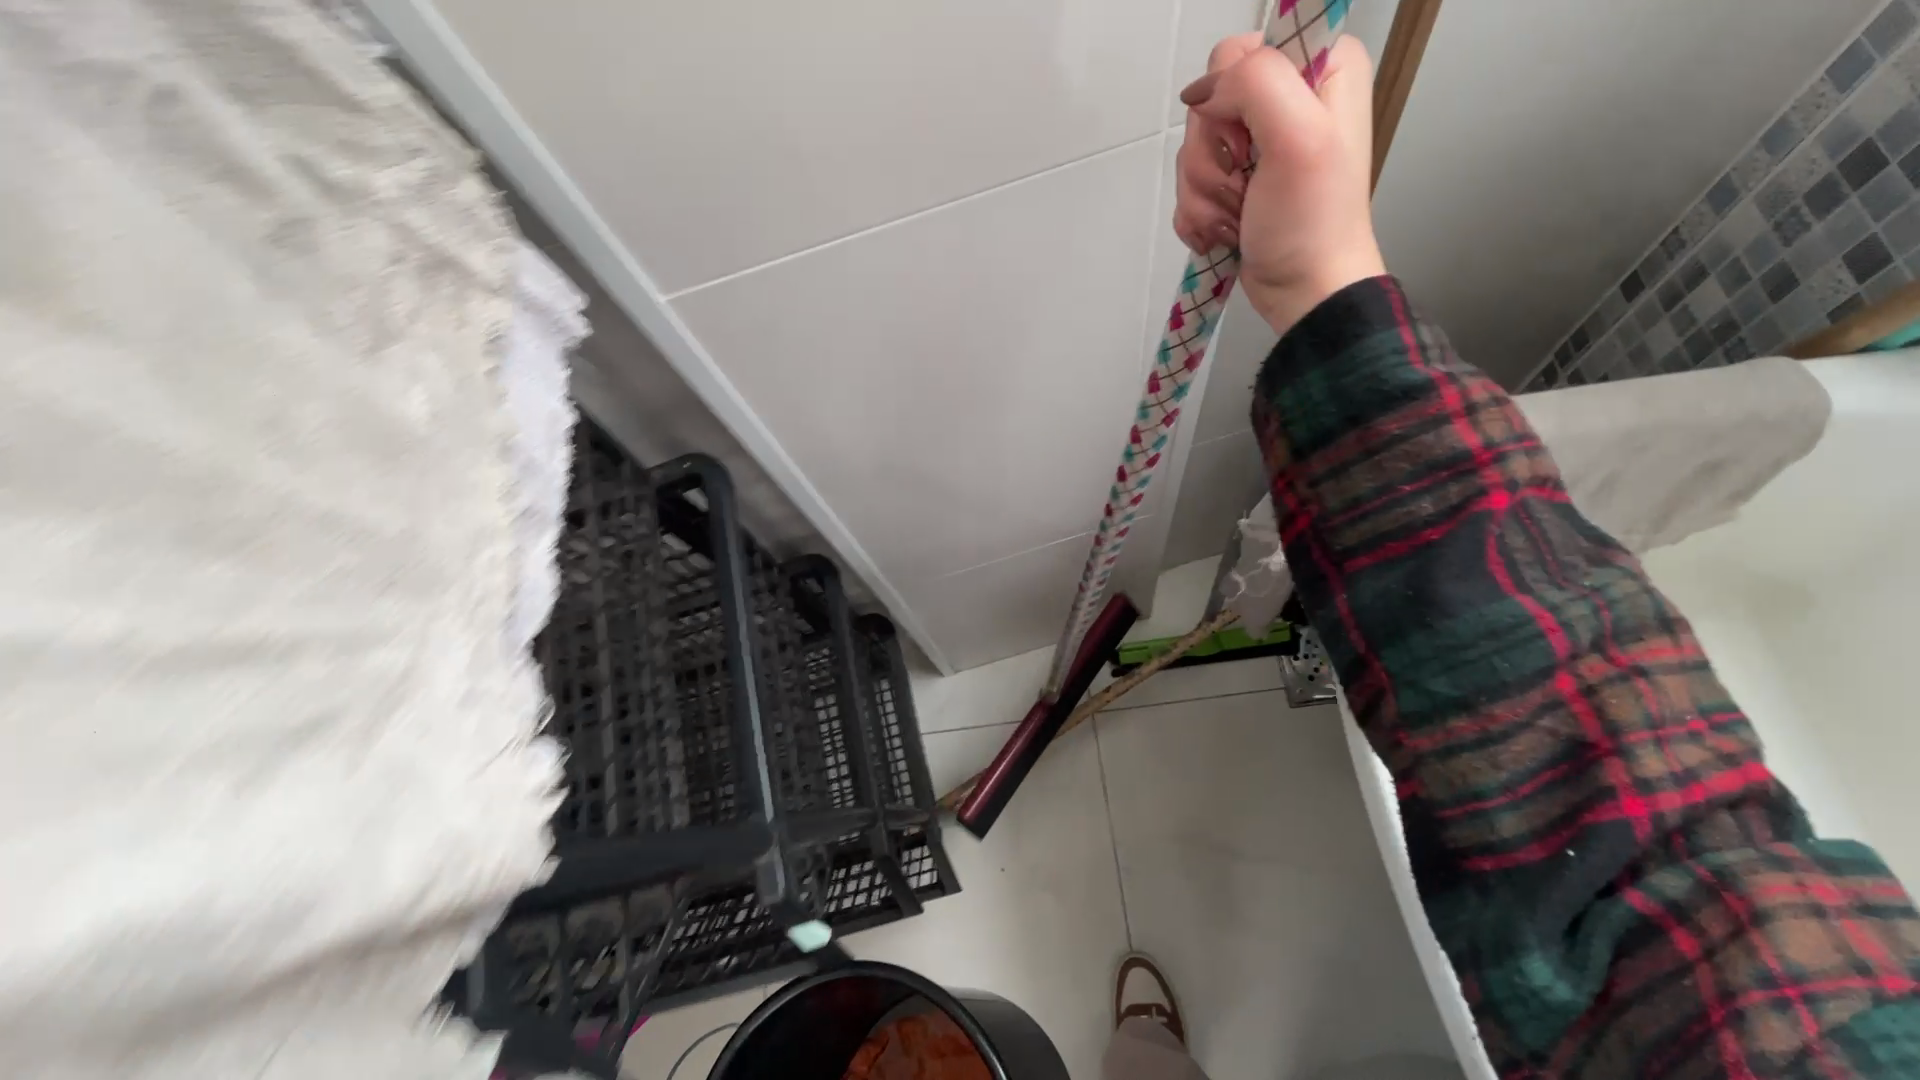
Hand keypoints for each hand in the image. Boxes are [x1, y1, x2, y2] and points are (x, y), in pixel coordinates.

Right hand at [1174, 34, 1384, 335]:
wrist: (1303, 290)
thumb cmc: (1311, 223)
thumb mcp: (1299, 138)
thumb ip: (1255, 83)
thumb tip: (1203, 91)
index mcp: (1318, 69)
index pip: (1239, 53)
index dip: (1231, 100)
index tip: (1254, 143)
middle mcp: (1288, 98)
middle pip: (1208, 104)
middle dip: (1213, 157)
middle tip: (1245, 186)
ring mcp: (1257, 143)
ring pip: (1193, 147)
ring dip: (1205, 192)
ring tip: (1238, 216)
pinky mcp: (1234, 180)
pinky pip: (1188, 182)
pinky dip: (1199, 212)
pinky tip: (1225, 230)